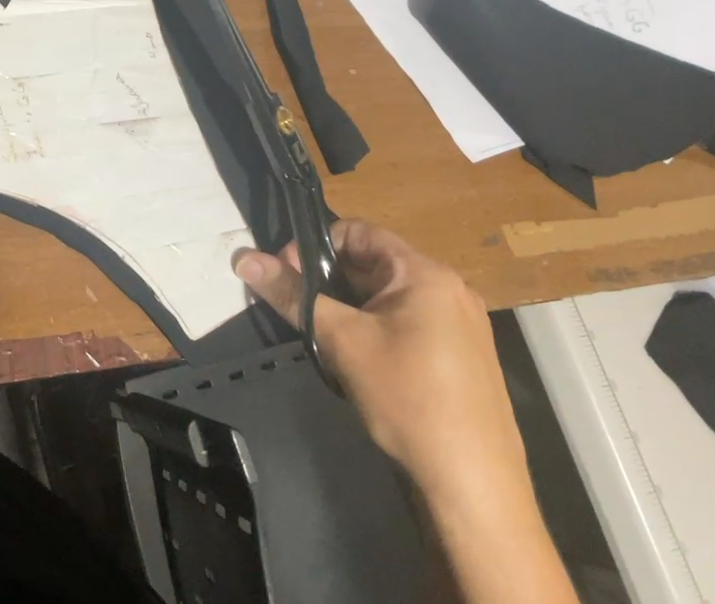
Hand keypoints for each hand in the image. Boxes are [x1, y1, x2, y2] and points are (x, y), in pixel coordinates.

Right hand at [232, 221, 523, 497]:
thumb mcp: (341, 340)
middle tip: (294, 309)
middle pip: (371, 264)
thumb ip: (292, 295)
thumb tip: (243, 257)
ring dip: (346, 308)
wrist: (472, 483)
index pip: (359, 232)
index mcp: (427, 275)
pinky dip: (372, 329)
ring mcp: (459, 325)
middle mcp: (449, 290)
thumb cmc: (407, 398)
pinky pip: (404, 323)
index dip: (315, 245)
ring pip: (384, 297)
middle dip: (326, 280)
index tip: (286, 275)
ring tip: (319, 337)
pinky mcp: (460, 357)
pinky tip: (355, 361)